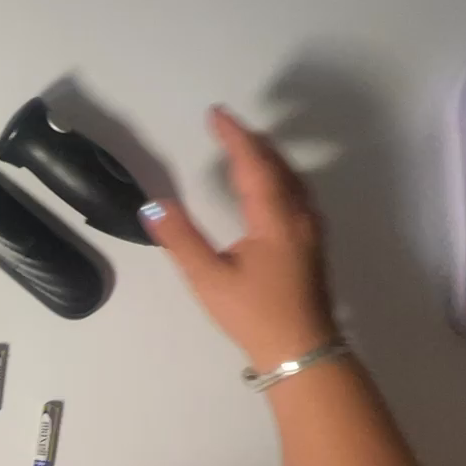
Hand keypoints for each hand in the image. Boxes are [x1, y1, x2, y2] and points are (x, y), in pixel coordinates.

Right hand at [142, 107, 336, 371]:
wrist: (302, 351)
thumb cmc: (254, 315)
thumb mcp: (208, 279)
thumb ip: (181, 239)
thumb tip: (153, 206)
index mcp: (274, 218)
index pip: (254, 163)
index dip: (234, 136)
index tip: (216, 114)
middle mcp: (298, 216)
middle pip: (279, 165)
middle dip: (253, 141)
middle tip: (227, 127)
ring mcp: (311, 230)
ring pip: (293, 179)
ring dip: (269, 158)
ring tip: (246, 148)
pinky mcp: (313, 245)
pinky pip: (297, 194)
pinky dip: (280, 177)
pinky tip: (270, 187)